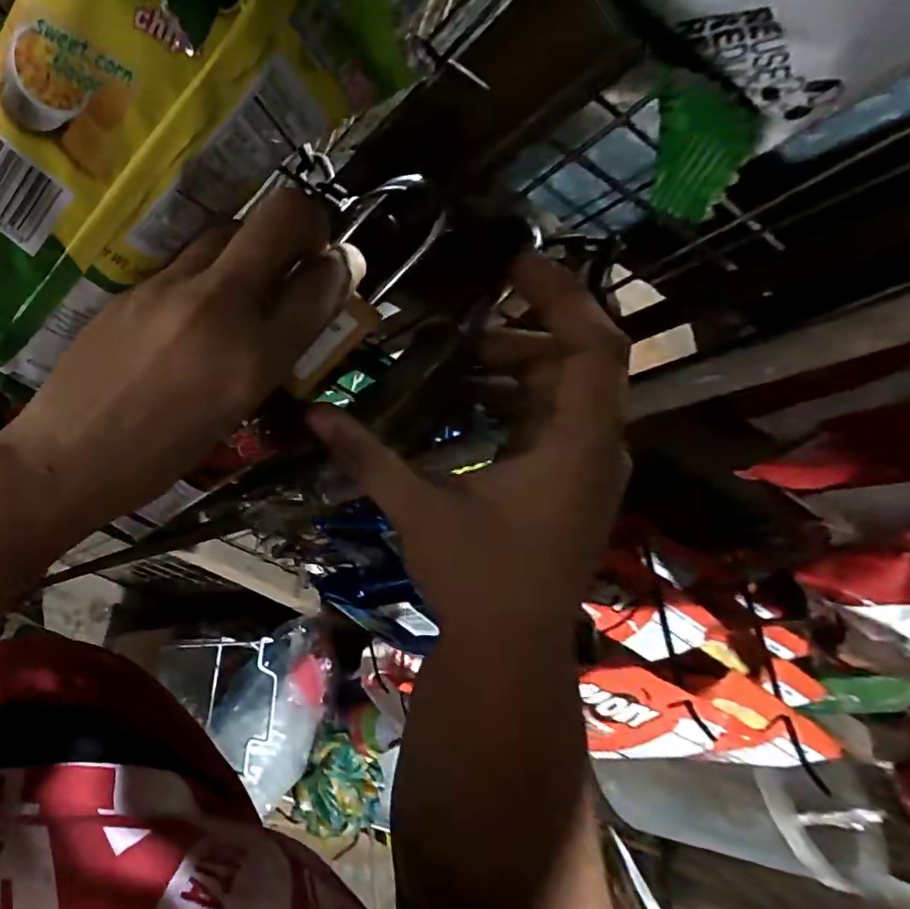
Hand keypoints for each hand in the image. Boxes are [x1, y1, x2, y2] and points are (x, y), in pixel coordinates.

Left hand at [0, 188, 356, 526]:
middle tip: (294, 250)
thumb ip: (267, 360)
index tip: (325, 273)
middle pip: (280, 216)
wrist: (65, 458)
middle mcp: (217, 307)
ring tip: (235, 281)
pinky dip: (197, 274)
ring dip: (244, 245)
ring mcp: (166, 290)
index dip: (334, 270)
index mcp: (253, 358)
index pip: (321, 281)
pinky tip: (181, 310)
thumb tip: (289, 316)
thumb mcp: (227, 418)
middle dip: (302, 222)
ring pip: (225, 230)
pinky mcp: (129, 289)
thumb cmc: (152, 463)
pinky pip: (179, 264)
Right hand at [305, 255, 630, 629]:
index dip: (559, 296)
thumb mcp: (416, 507)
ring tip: (449, 359)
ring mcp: (584, 469)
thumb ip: (366, 455)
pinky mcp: (567, 486)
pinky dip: (512, 401)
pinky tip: (461, 407)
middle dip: (517, 334)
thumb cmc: (476, 574)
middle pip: (575, 363)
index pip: (591, 346)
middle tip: (454, 324)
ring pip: (562, 394)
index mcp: (573, 443)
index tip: (513, 264)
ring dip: (512, 369)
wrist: (511, 644)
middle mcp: (594, 447)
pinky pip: (549, 422)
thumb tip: (314, 414)